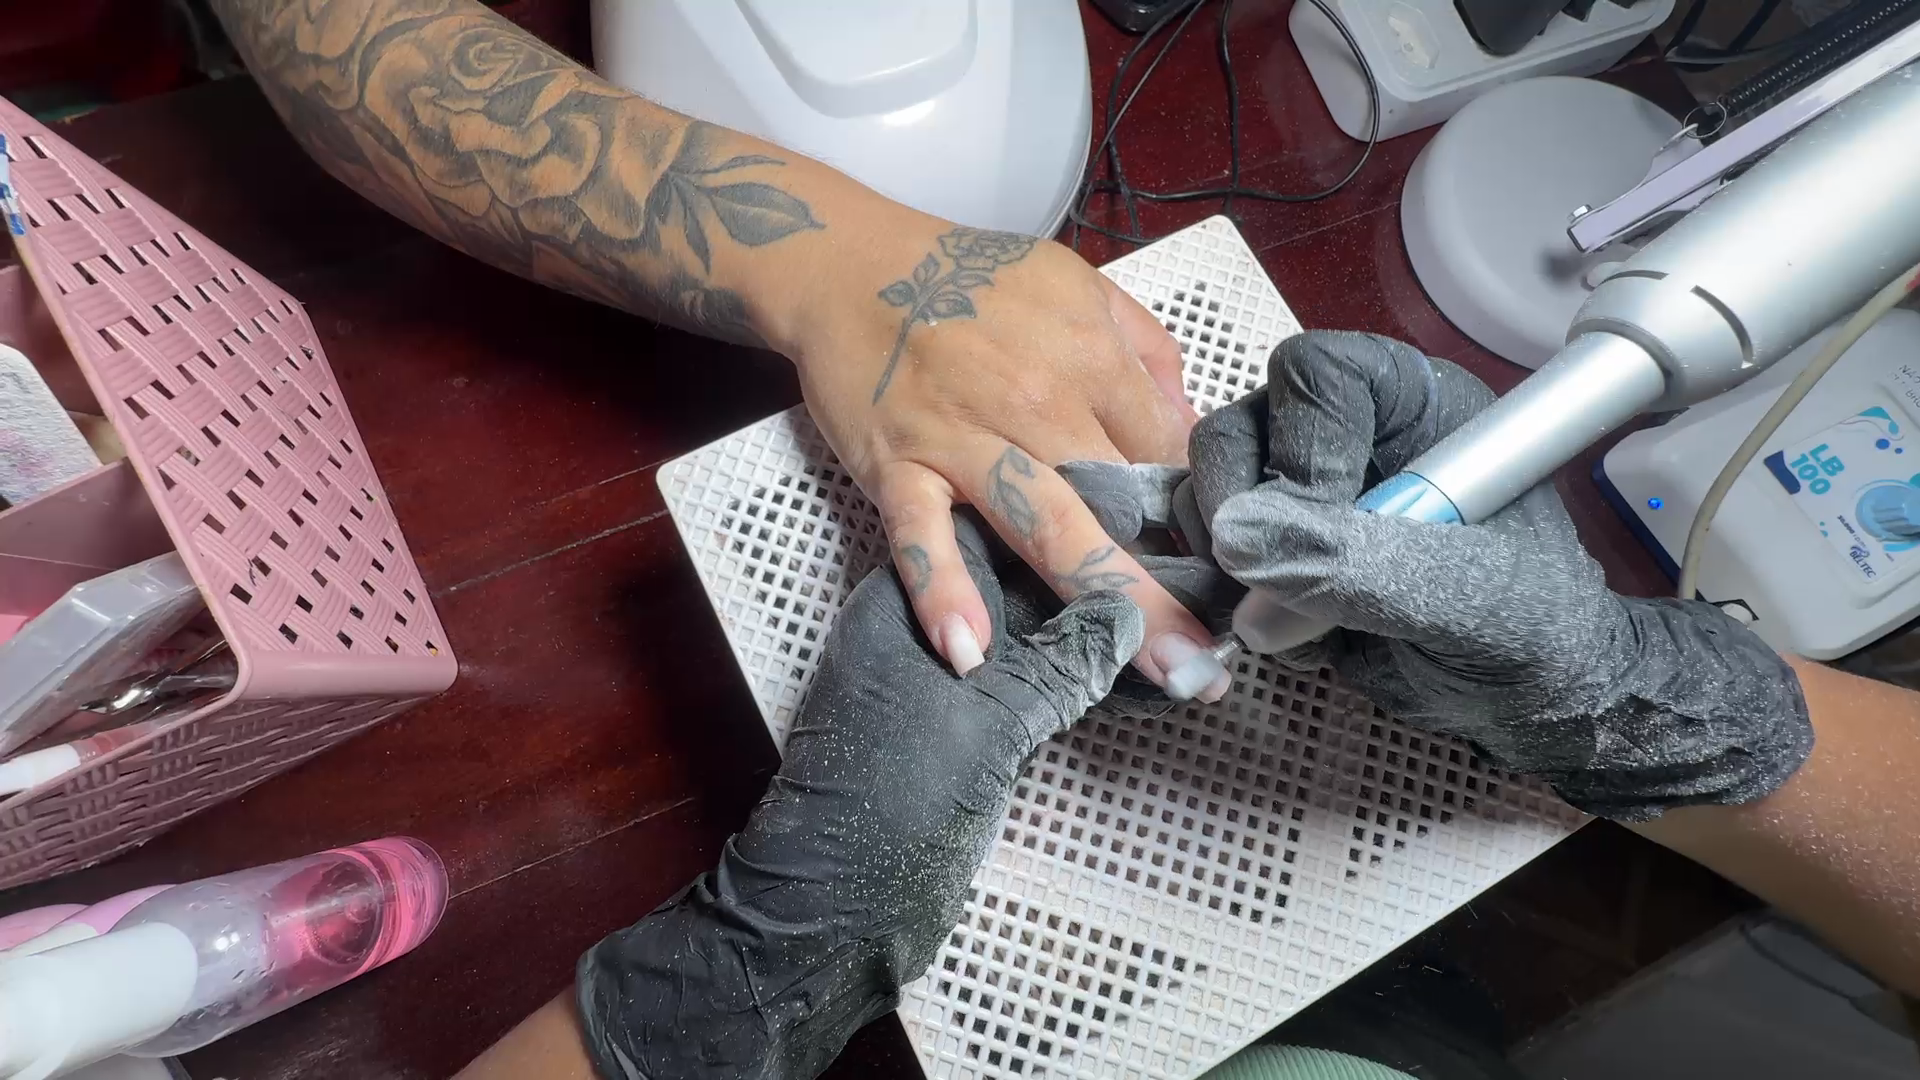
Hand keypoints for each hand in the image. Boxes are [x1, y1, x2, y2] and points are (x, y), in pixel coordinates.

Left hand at [575, 516, 1142, 1078]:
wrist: (845, 903)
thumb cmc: (892, 797)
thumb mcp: (983, 724)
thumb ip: (1057, 664)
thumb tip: (1126, 614)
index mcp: (906, 601)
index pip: (994, 537)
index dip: (1062, 530)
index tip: (1131, 524)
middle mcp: (923, 624)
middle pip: (1017, 582)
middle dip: (1085, 582)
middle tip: (1164, 573)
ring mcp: (944, 673)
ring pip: (1029, 632)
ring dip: (1087, 629)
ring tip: (1159, 618)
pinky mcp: (965, 720)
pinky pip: (1029, 678)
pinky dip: (1074, 673)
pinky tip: (1123, 668)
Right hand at [776, 210, 1229, 702]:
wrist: (852, 267)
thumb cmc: (968, 280)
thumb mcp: (1075, 284)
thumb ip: (1141, 347)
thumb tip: (1188, 428)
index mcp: (1087, 353)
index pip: (1163, 448)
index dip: (1191, 512)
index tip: (1206, 567)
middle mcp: (1035, 400)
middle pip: (1118, 498)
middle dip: (1172, 580)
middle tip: (1213, 662)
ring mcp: (962, 439)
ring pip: (1041, 523)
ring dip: (1098, 596)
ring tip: (1155, 670)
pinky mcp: (899, 466)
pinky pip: (922, 535)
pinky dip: (942, 589)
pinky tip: (969, 650)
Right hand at [1192, 331, 1813, 819]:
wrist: (1504, 696)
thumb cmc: (1522, 633)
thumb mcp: (1468, 601)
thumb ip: (1359, 564)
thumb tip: (1236, 538)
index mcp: (1410, 405)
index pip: (1314, 376)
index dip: (1302, 447)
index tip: (1321, 530)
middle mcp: (1333, 434)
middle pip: (1234, 429)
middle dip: (1239, 511)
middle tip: (1277, 583)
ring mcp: (1282, 489)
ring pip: (1200, 490)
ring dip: (1226, 563)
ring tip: (1292, 619)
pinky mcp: (1252, 542)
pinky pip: (1194, 549)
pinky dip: (1212, 594)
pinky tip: (1273, 628)